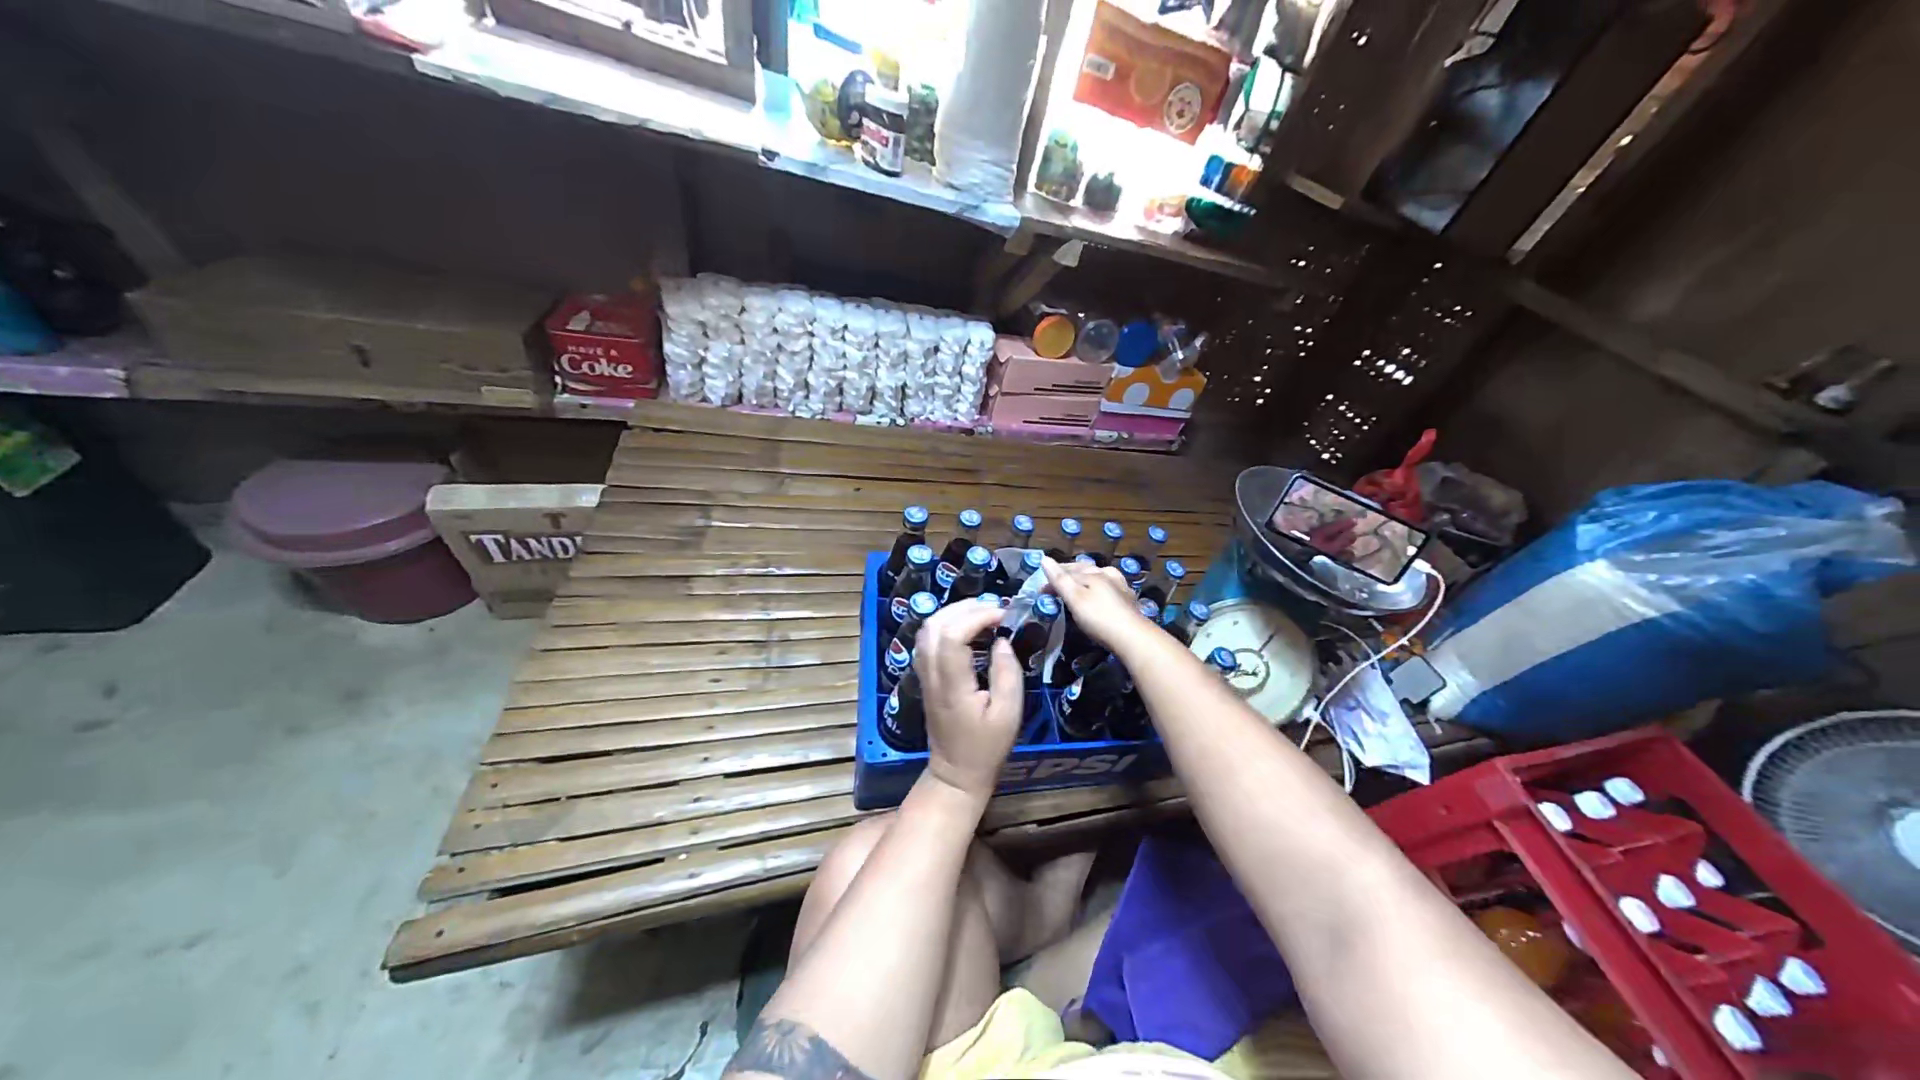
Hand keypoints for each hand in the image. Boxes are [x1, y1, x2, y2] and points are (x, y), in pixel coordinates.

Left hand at [913, 599, 1022, 801]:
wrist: (956, 772)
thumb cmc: (986, 746)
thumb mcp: (1009, 715)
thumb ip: (1007, 674)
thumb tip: (1002, 640)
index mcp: (952, 686)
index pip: (952, 637)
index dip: (976, 617)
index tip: (1003, 616)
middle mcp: (932, 675)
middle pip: (935, 625)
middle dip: (965, 608)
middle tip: (996, 609)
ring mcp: (924, 674)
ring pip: (927, 629)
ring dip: (954, 613)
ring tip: (984, 613)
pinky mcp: (925, 676)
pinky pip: (927, 639)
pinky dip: (946, 624)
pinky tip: (969, 628)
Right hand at [1040, 557, 1151, 651]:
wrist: (1133, 637)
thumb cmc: (1099, 618)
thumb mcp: (1075, 598)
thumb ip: (1059, 579)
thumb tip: (1044, 558)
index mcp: (1094, 573)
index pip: (1067, 571)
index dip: (1052, 578)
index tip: (1040, 590)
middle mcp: (1108, 574)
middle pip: (1084, 570)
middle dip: (1069, 574)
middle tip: (1056, 585)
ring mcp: (1120, 586)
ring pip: (1098, 577)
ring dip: (1085, 579)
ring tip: (1076, 586)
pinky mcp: (1128, 600)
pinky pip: (1108, 588)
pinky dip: (1098, 589)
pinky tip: (1100, 596)